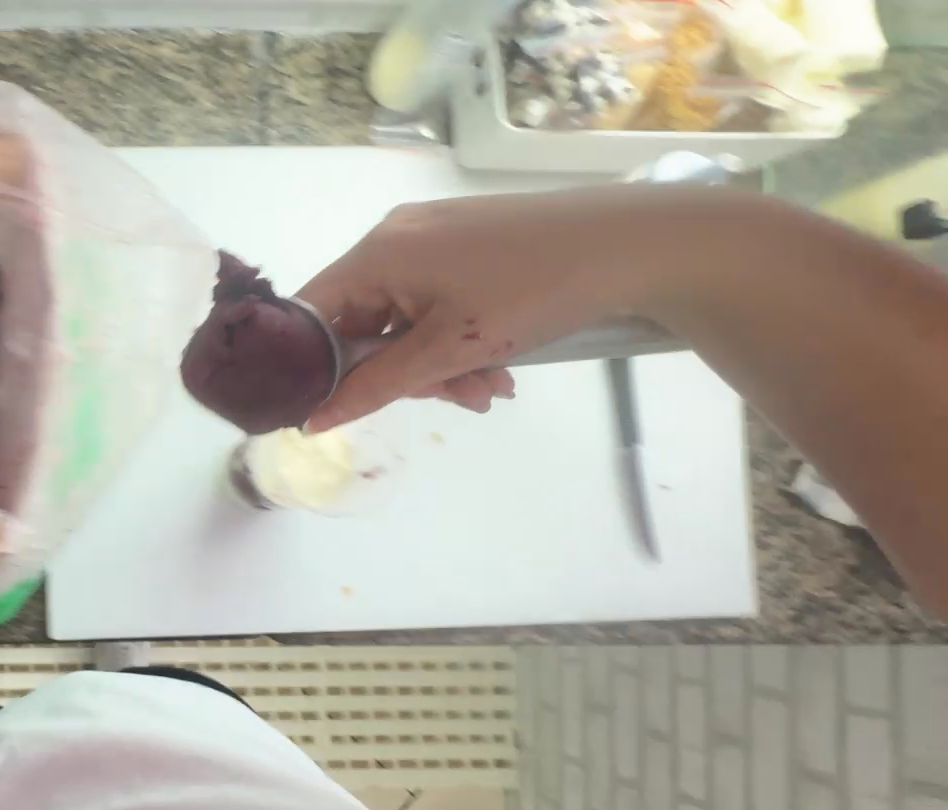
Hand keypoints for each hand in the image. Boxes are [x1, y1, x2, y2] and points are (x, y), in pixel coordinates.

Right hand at [295, 186, 687, 430]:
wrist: (646, 242)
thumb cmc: (535, 291)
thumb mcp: (448, 350)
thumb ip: (373, 388)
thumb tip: (312, 423)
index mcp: (378, 253)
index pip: (311, 314)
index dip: (310, 365)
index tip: (327, 406)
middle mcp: (395, 238)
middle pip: (361, 321)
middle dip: (395, 371)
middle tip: (446, 399)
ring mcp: (432, 238)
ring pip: (402, 319)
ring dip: (433, 365)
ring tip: (485, 391)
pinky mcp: (466, 244)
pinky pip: (433, 303)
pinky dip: (454, 340)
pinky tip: (495, 367)